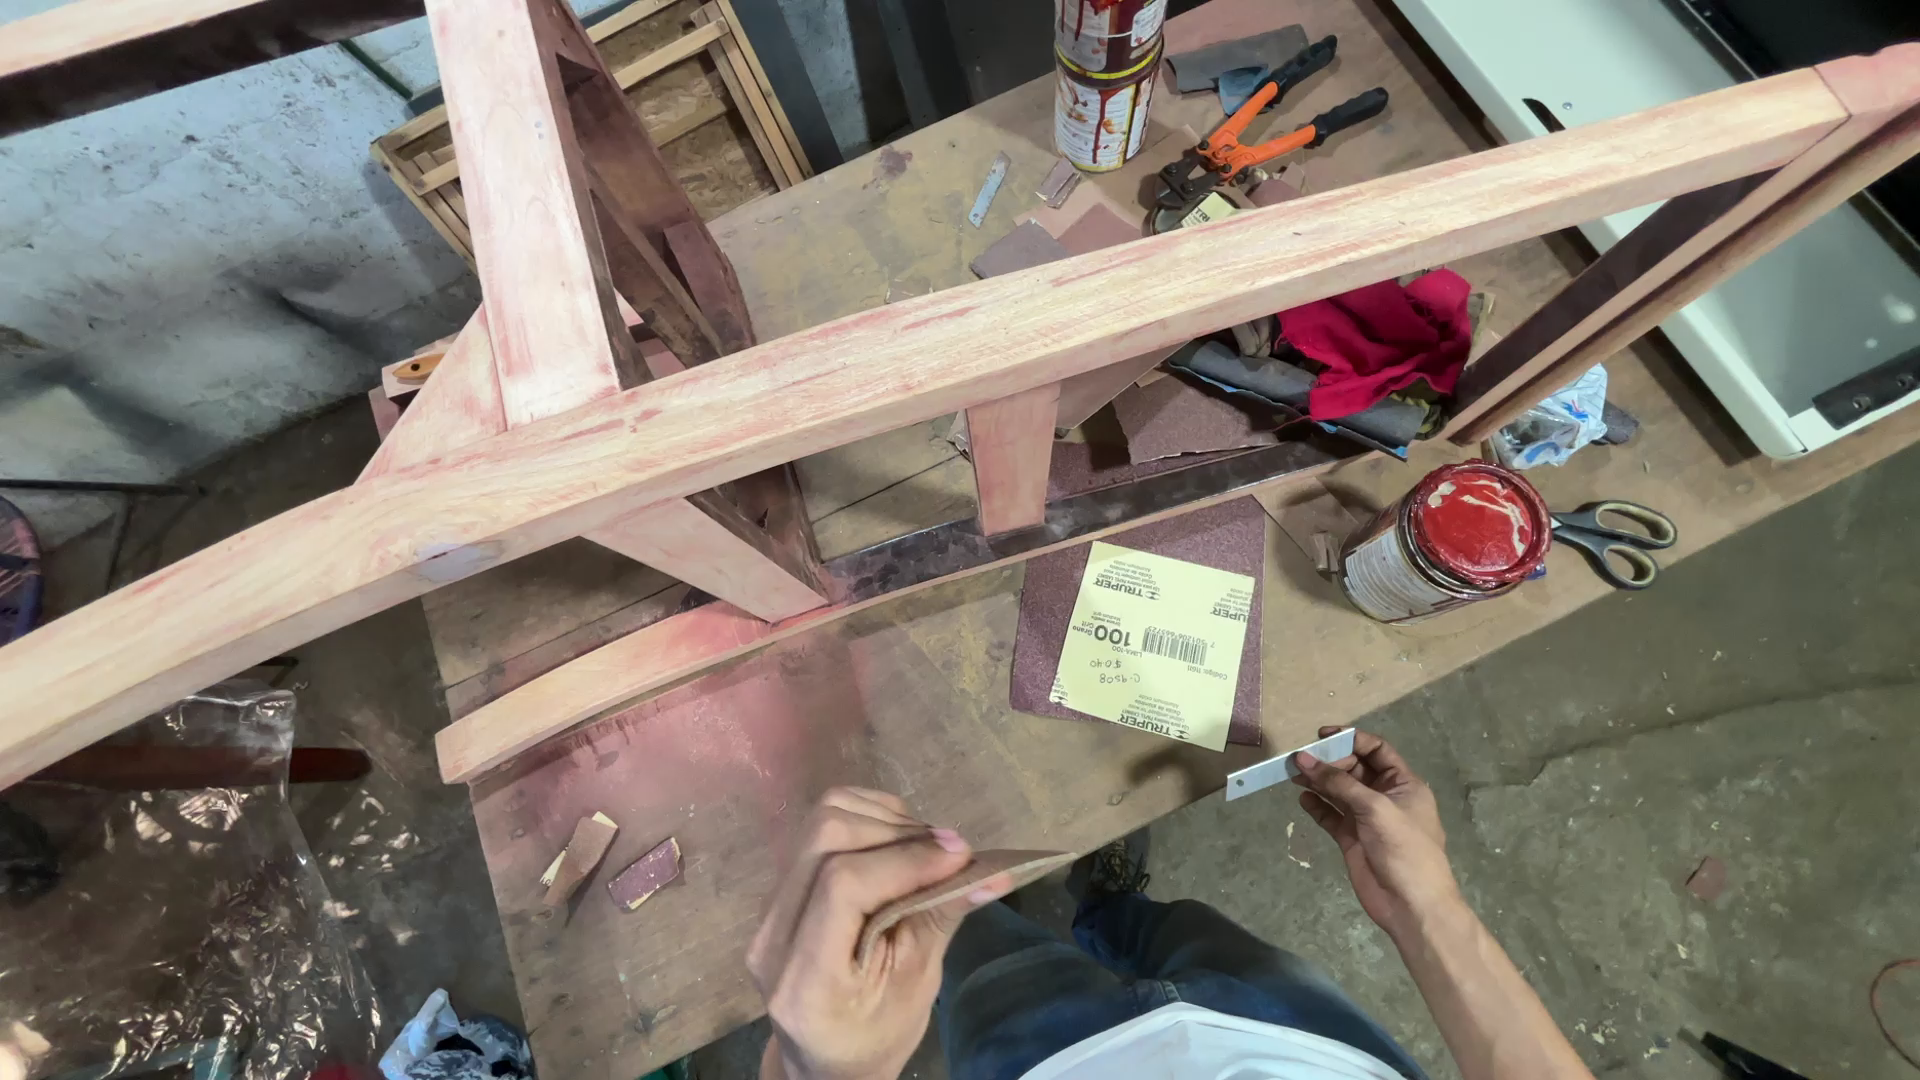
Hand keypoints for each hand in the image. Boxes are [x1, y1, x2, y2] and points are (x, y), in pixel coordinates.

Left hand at [747, 787, 1014, 1079]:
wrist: (824, 1055)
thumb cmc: (877, 1032)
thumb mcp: (918, 985)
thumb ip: (942, 917)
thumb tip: (992, 871)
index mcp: (805, 982)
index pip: (843, 885)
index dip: (905, 858)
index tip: (960, 854)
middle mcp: (772, 934)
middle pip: (827, 837)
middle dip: (896, 833)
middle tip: (947, 850)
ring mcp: (769, 904)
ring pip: (823, 819)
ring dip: (884, 820)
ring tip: (924, 846)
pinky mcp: (781, 882)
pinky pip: (820, 820)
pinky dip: (868, 815)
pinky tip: (899, 840)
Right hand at [1292, 728, 1462, 939]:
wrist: (1412, 906)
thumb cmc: (1404, 849)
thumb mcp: (1374, 807)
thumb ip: (1337, 781)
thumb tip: (1301, 757)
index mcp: (1403, 785)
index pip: (1376, 750)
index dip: (1350, 739)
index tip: (1321, 736)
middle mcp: (1384, 797)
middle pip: (1353, 768)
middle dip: (1328, 762)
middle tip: (1301, 761)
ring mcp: (1366, 818)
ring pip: (1337, 790)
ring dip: (1317, 781)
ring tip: (1291, 775)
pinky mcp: (1351, 837)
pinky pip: (1329, 814)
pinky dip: (1316, 805)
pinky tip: (1302, 799)